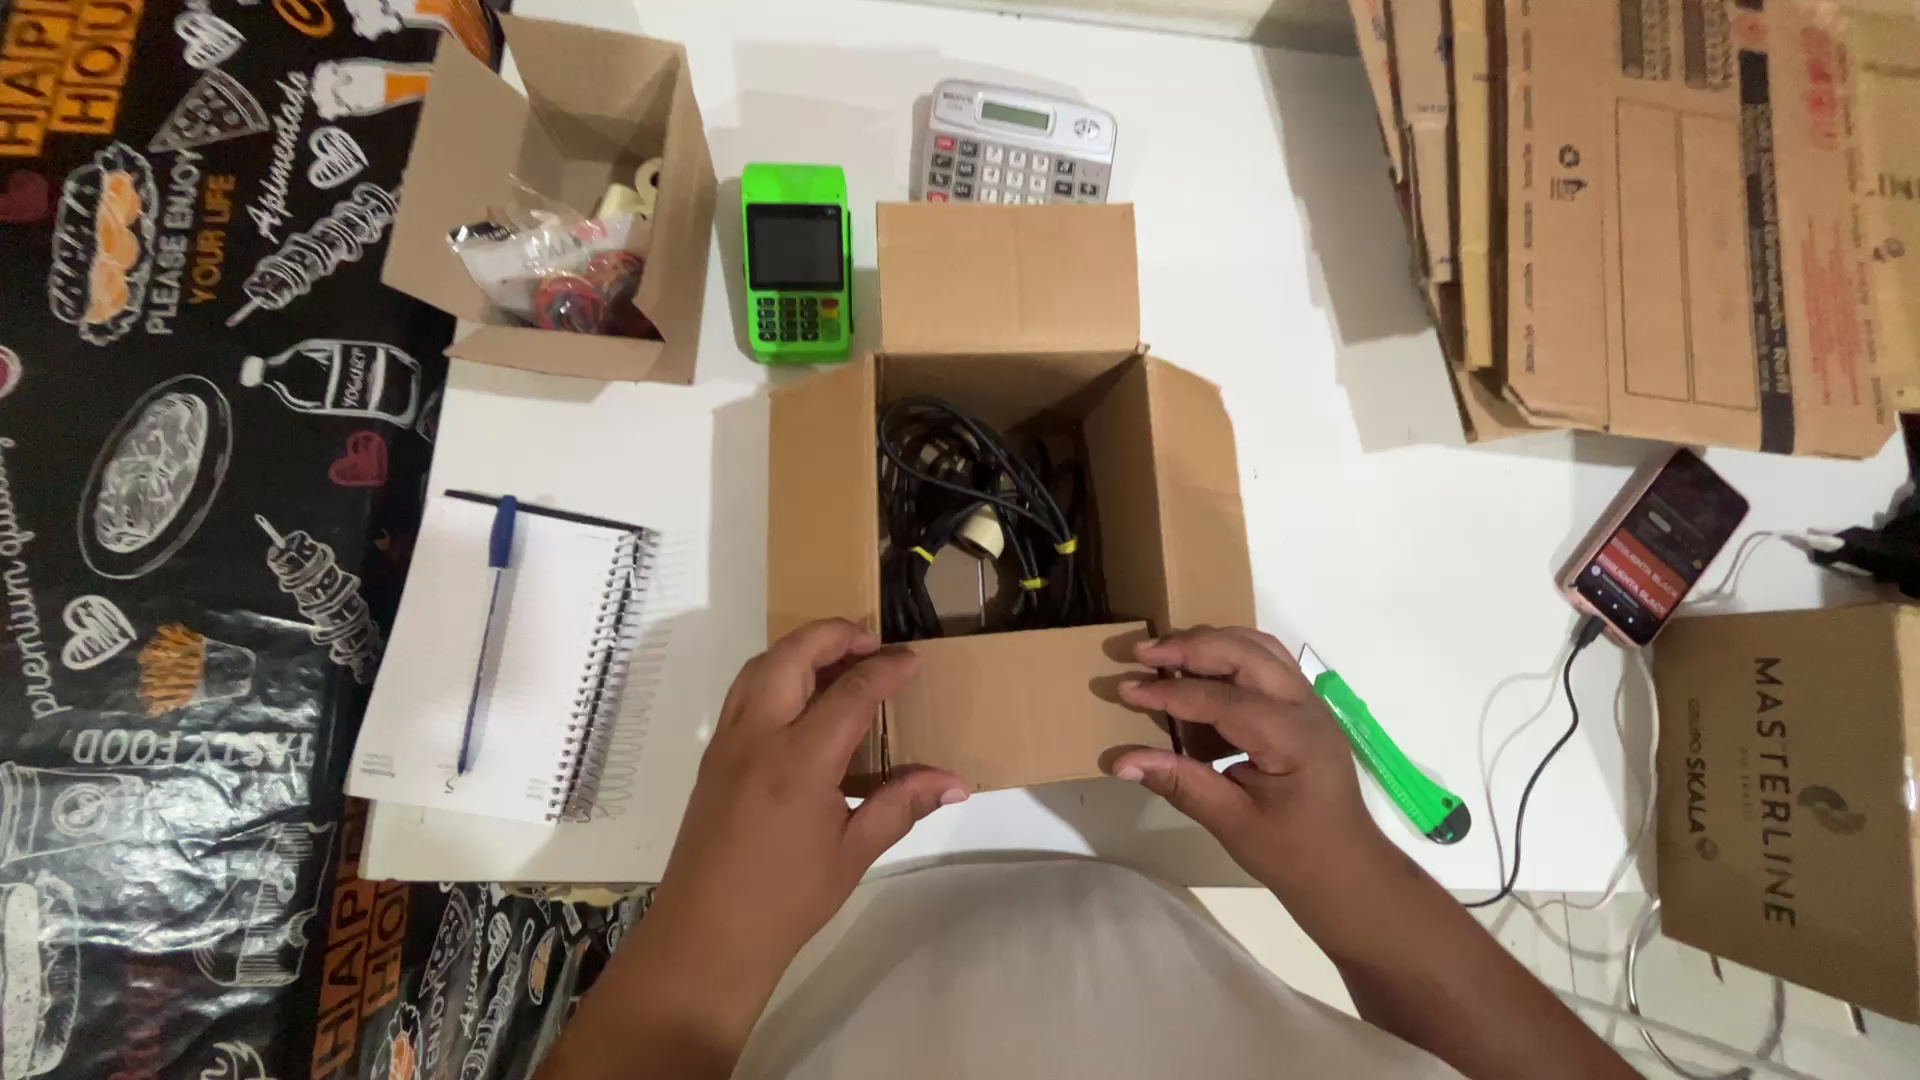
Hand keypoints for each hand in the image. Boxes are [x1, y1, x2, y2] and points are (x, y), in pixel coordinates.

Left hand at [650, 619, 968, 966]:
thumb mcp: (854, 853)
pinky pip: (745, 688)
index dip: (886, 669)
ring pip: (761, 664)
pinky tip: (802, 695)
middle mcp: (758, 737)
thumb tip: (956, 783)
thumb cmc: (786, 900)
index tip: (913, 660)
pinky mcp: (714, 753)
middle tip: (872, 643)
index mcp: (799, 763)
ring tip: (840, 659)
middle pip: (793, 655)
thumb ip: (902, 804)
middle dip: (835, 634)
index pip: (850, 693)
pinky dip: (777, 671)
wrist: (705, 936)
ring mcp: (728, 741)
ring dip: (801, 648)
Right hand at [1107, 626, 1392, 900]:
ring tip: (1163, 653)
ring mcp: (1308, 701)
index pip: (1222, 700)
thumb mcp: (1232, 823)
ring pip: (1256, 646)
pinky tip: (1197, 670)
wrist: (1350, 873)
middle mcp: (1306, 707)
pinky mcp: (1302, 705)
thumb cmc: (1294, 854)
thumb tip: (1120, 761)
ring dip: (1208, 642)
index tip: (1124, 690)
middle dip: (1188, 647)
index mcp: (1293, 739)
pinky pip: (1264, 660)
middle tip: (1141, 654)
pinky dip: (1226, 654)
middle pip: (1244, 652)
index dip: (1170, 693)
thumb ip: (1178, 782)